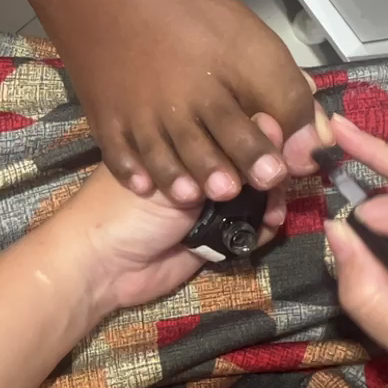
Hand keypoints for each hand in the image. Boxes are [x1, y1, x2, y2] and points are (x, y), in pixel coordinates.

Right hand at [19, 0, 329, 202]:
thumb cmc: (180, 2)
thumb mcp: (245, 31)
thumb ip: (280, 85)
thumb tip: (308, 137)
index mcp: (226, 72)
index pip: (262, 123)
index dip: (275, 151)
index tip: (281, 170)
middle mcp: (185, 98)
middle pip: (215, 148)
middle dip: (231, 172)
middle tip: (236, 187)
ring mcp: (141, 112)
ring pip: (169, 162)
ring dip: (186, 181)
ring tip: (195, 194)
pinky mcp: (106, 118)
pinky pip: (122, 158)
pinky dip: (136, 174)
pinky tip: (148, 185)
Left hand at [45, 114, 287, 316]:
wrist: (103, 266)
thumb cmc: (127, 207)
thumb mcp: (178, 174)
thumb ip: (226, 151)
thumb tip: (272, 121)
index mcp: (181, 139)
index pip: (232, 123)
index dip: (261, 131)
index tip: (284, 139)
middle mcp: (197, 165)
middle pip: (250, 159)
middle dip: (270, 167)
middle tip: (281, 177)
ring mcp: (206, 202)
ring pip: (255, 194)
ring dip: (270, 199)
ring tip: (272, 207)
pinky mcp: (214, 236)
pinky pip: (248, 227)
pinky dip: (260, 227)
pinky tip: (265, 226)